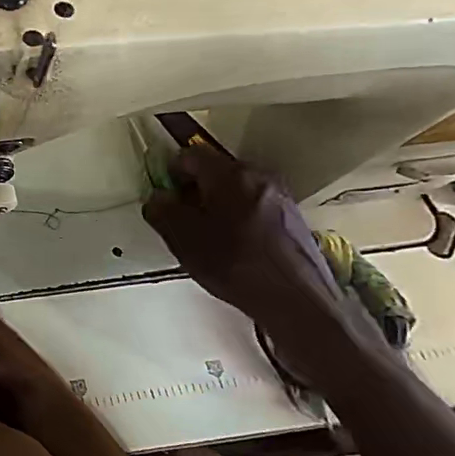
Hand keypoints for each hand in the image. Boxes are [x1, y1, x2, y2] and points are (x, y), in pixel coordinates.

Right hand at [142, 146, 382, 373]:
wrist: (296, 300)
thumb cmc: (235, 265)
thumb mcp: (185, 240)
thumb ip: (163, 212)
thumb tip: (158, 197)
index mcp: (229, 173)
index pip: (190, 154)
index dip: (171, 173)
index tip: (165, 199)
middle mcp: (258, 175)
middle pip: (216, 171)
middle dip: (195, 191)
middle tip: (183, 221)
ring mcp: (280, 196)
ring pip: (236, 190)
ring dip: (218, 206)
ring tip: (209, 240)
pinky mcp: (293, 218)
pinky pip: (255, 207)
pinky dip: (240, 219)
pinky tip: (237, 250)